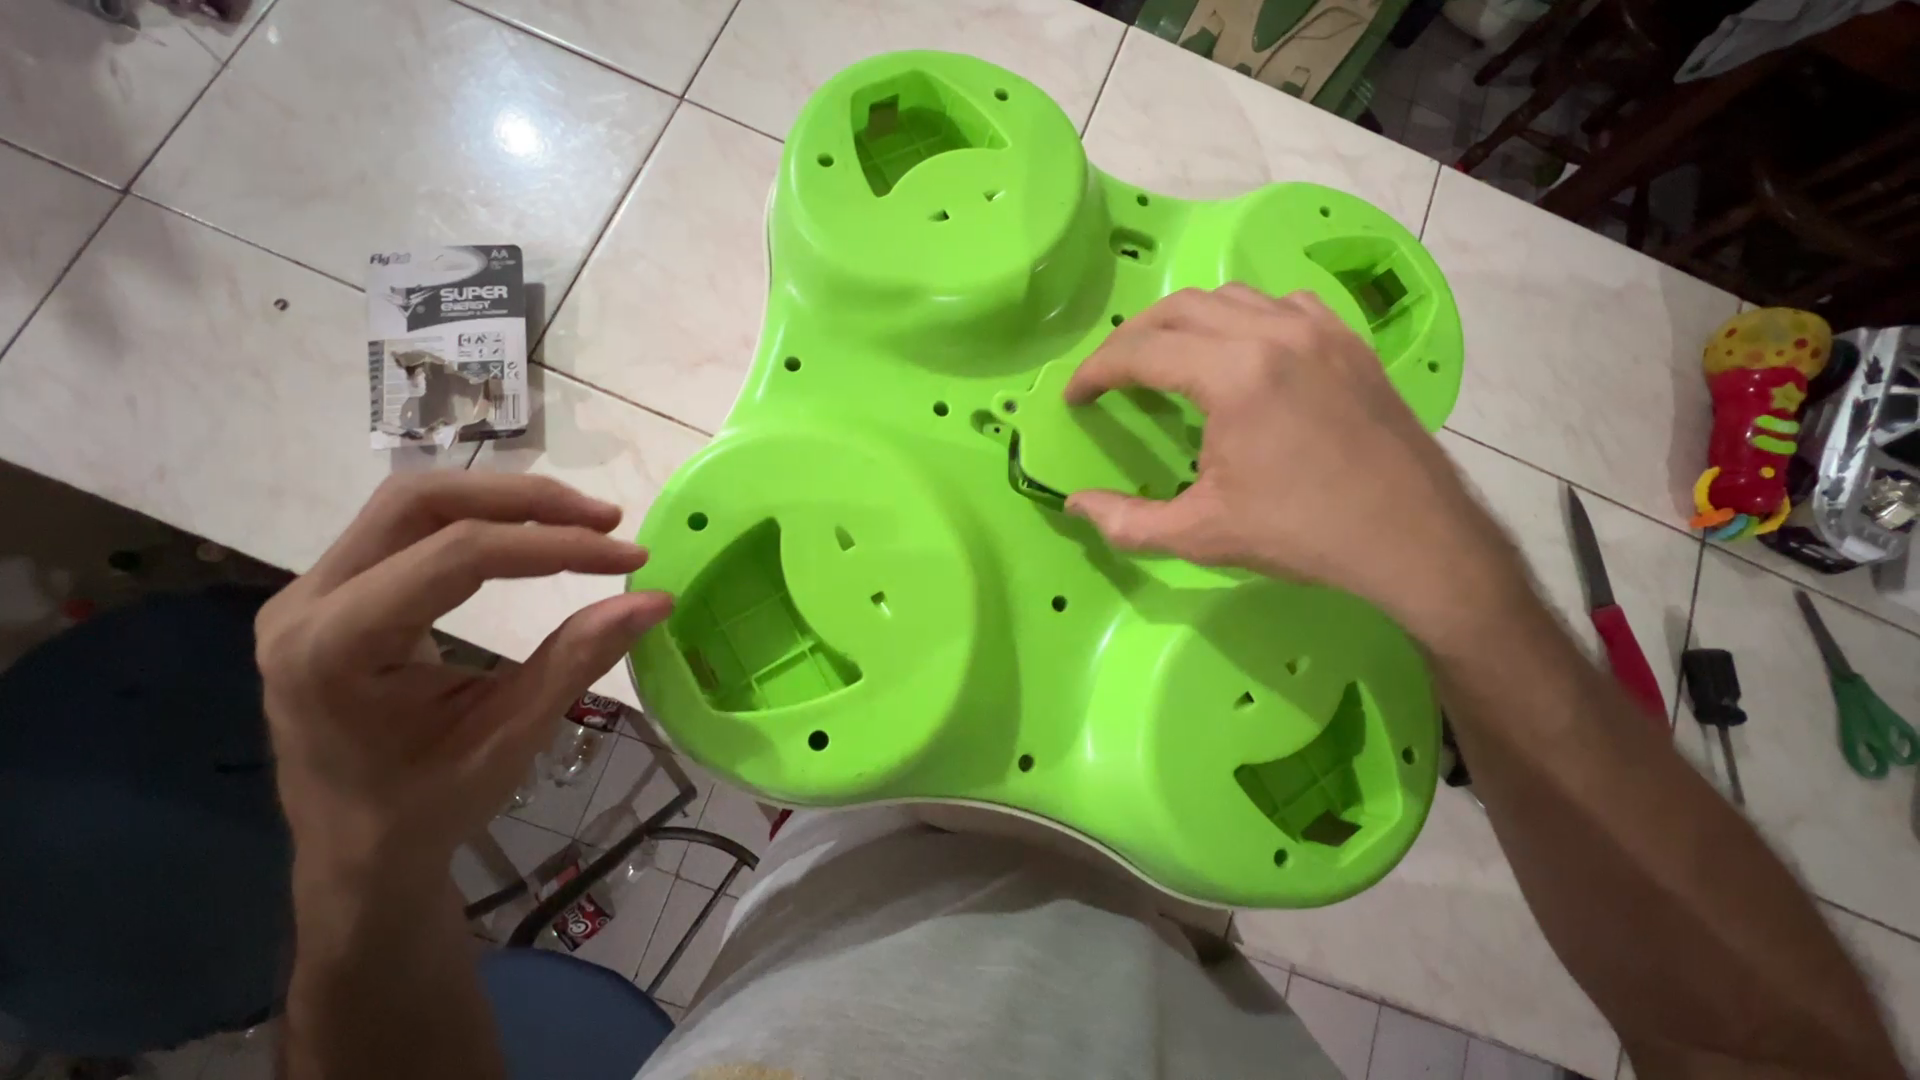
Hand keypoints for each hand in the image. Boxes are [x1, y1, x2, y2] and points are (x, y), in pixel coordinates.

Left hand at [255, 473, 672, 874]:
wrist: (356, 852)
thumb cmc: (427, 808)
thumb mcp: (510, 737)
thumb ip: (578, 659)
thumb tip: (654, 599)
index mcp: (334, 647)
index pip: (456, 556)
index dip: (554, 546)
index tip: (630, 556)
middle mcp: (307, 603)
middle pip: (419, 502)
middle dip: (524, 500)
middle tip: (606, 520)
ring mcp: (313, 593)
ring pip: (412, 503)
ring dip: (504, 502)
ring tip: (581, 521)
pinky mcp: (336, 594)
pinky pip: (408, 530)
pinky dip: (481, 521)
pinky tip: (531, 537)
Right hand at [1063, 285, 1526, 642]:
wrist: (1415, 538)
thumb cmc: (1304, 535)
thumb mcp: (1203, 534)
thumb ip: (1128, 521)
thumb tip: (1074, 506)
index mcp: (1234, 375)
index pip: (1142, 352)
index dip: (1096, 371)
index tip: (1075, 397)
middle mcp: (1274, 333)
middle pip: (1179, 308)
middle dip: (1132, 338)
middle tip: (1110, 374)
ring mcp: (1319, 330)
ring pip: (1232, 297)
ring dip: (1186, 322)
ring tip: (1168, 359)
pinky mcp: (1349, 342)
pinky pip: (1282, 305)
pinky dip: (1244, 318)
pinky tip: (1243, 352)